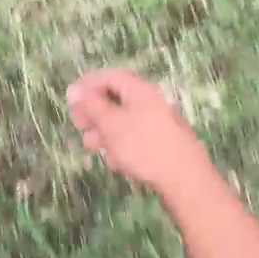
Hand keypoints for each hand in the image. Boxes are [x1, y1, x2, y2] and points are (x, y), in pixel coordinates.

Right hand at [67, 69, 215, 196]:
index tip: (73, 101)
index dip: (88, 85)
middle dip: (94, 113)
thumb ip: (90, 105)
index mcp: (140, 91)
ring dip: (104, 132)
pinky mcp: (164, 145)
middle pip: (116, 99)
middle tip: (80, 126)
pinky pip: (136, 138)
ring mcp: (160, 124)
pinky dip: (122, 145)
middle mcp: (151, 103)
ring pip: (124, 121)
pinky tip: (117, 162)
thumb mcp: (110, 123)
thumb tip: (73, 89)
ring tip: (93, 148)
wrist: (186, 180)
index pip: (110, 77)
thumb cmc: (143, 146)